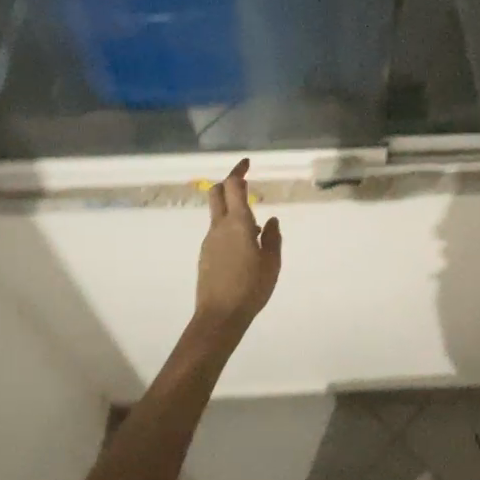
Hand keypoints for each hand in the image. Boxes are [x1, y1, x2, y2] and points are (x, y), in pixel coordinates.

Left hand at [193, 159, 281, 336]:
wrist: (219, 316)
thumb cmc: (251, 288)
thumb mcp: (272, 263)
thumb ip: (273, 238)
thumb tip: (272, 220)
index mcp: (238, 223)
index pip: (233, 186)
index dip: (239, 171)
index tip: (247, 164)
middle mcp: (219, 227)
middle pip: (217, 193)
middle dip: (229, 183)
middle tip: (245, 183)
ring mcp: (209, 241)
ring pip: (218, 214)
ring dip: (232, 209)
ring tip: (255, 228)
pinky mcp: (205, 255)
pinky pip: (218, 232)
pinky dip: (229, 229)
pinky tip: (244, 248)